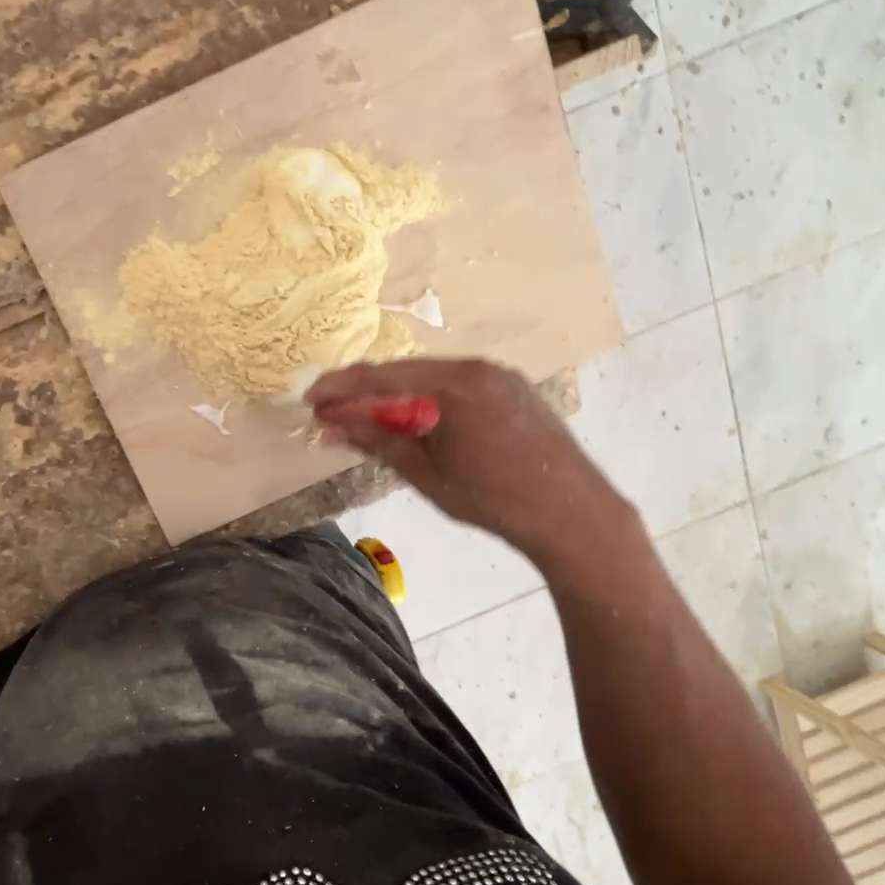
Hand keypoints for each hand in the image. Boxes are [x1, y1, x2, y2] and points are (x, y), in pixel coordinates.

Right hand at [306, 358, 635, 563]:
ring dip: (395, 398)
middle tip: (332, 413)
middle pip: (406, 373)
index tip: (309, 399)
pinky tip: (412, 422)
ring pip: (431, 379)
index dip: (341, 387)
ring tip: (367, 420)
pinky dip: (427, 401)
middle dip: (365, 392)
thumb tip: (330, 424)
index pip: (383, 376)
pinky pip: (456, 387)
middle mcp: (479, 368)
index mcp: (456, 384)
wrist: (575, 516)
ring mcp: (501, 377)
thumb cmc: (494, 500)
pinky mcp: (514, 391)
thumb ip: (377, 441)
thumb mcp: (426, 473)